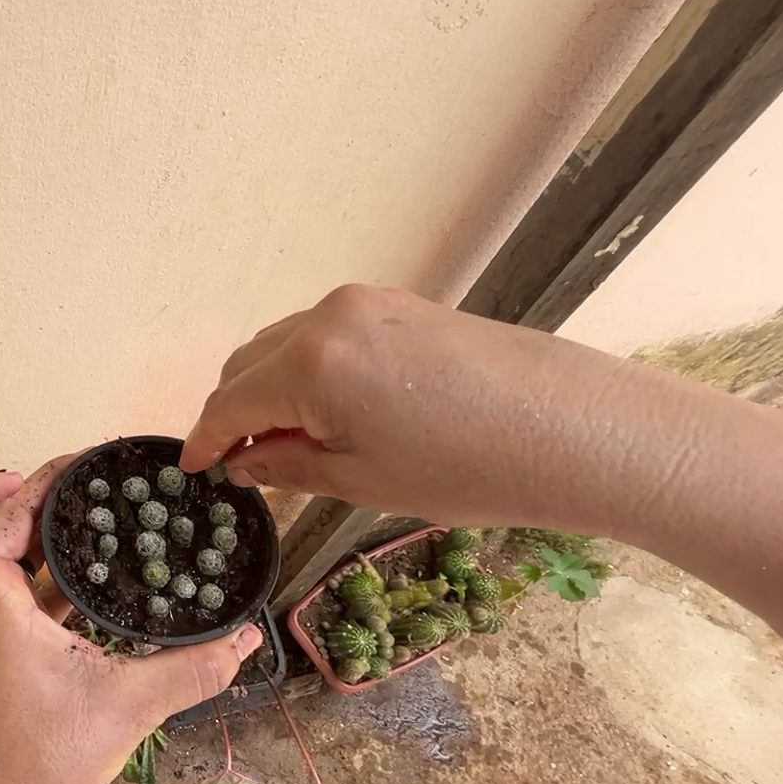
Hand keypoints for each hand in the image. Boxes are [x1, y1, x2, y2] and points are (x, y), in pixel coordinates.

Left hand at [0, 461, 261, 783]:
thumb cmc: (46, 757)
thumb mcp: (128, 707)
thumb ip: (190, 670)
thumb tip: (242, 638)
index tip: (17, 479)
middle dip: (34, 488)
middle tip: (87, 472)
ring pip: (7, 547)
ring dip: (43, 522)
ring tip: (95, 503)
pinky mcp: (5, 632)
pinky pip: (22, 578)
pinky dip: (51, 560)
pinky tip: (96, 560)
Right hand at [177, 284, 688, 533]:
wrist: (593, 432)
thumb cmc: (469, 470)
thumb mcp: (360, 480)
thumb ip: (285, 465)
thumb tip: (243, 463)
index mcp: (309, 364)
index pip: (230, 404)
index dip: (204, 440)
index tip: (189, 468)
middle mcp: (324, 318)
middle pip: (245, 366)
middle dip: (232, 414)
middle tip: (240, 460)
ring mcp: (362, 303)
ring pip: (277, 346)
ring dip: (266, 389)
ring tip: (285, 437)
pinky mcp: (396, 303)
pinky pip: (318, 335)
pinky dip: (302, 370)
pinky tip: (323, 406)